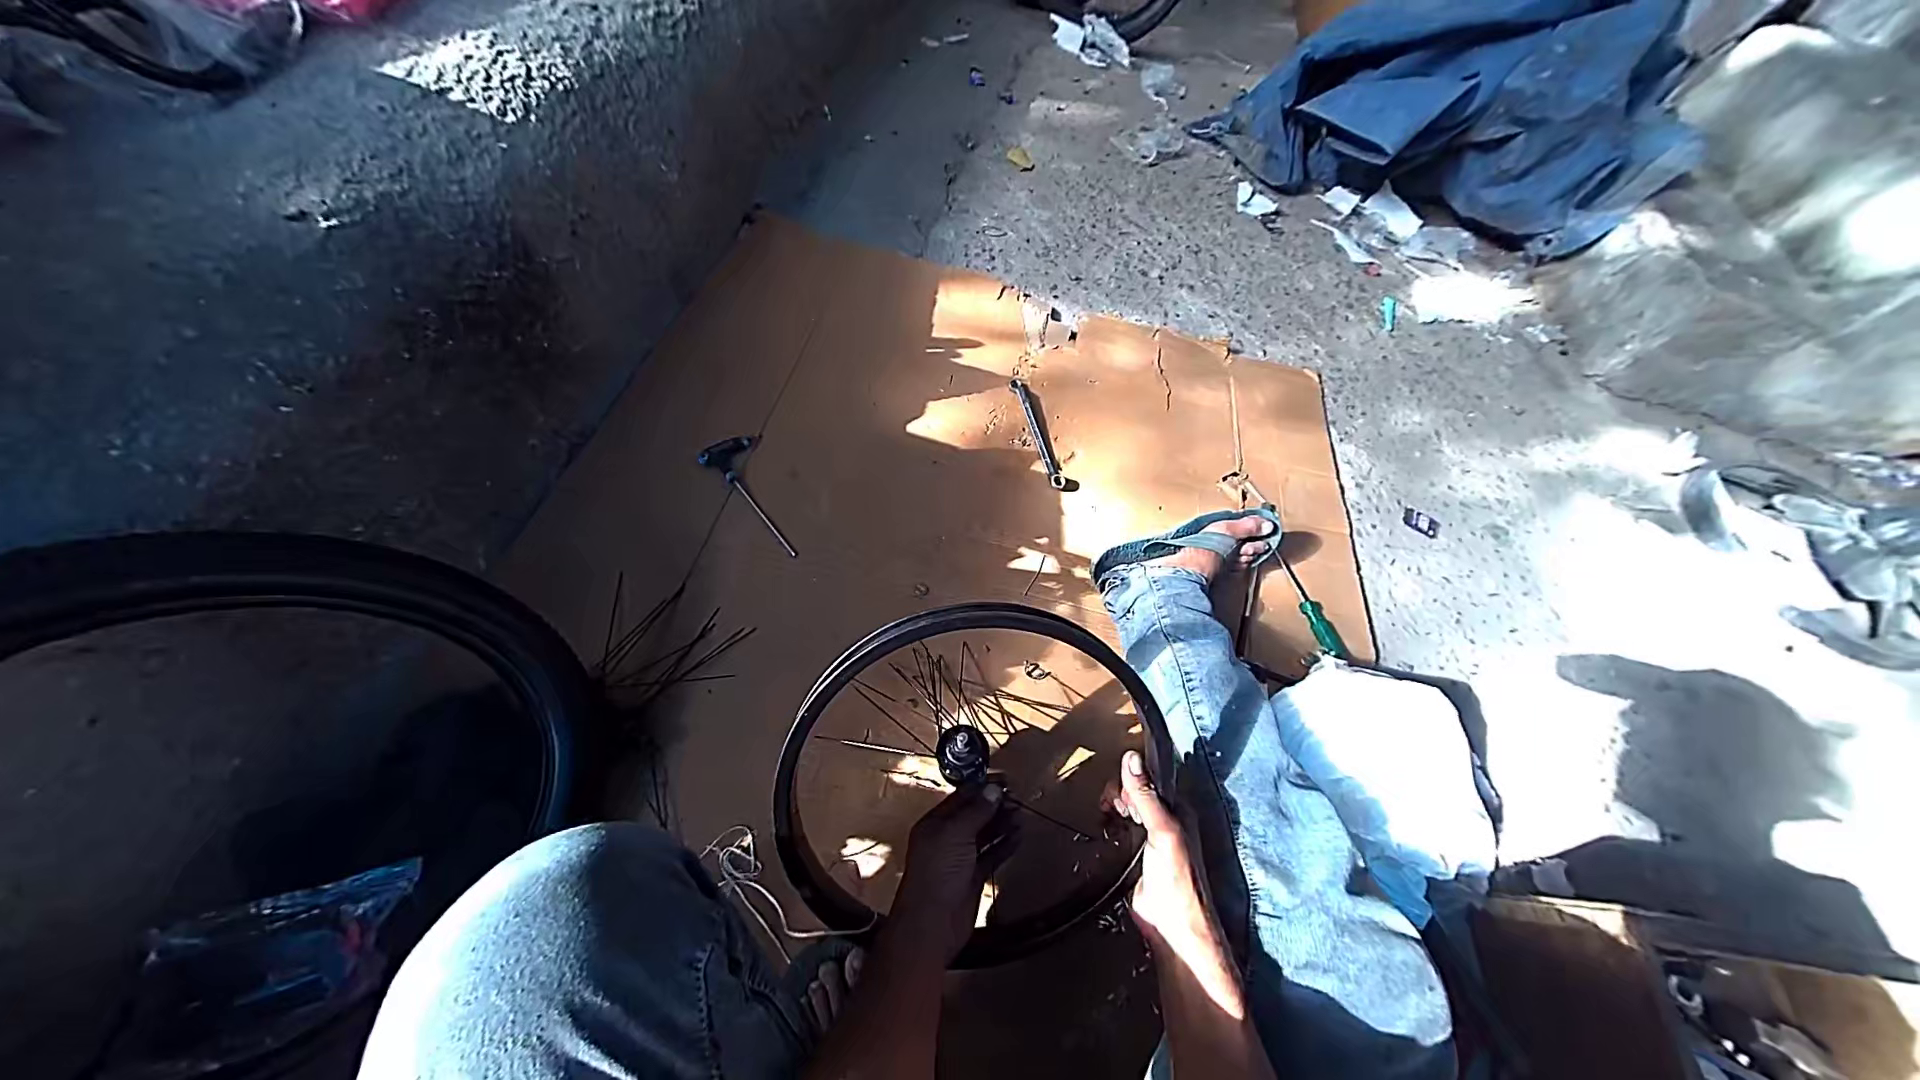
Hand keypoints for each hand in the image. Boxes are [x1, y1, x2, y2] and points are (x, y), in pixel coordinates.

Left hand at [888, 781, 1014, 964]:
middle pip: (974, 815)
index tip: (1004, 780)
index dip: (982, 788)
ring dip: (1002, 823)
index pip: (961, 798)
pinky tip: (1019, 836)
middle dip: (994, 805)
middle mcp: (947, 837)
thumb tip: (994, 789)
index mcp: (935, 823)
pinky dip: (1005, 845)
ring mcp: (960, 858)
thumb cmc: (937, 874)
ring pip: (984, 834)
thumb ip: (975, 812)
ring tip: (1021, 813)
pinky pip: (991, 855)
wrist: (932, 924)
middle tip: (1017, 797)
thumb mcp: (955, 835)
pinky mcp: (973, 876)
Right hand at [1108, 751, 1273, 1079]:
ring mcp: (1151, 838)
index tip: (1117, 781)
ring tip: (1104, 813)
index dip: (1133, 774)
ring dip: (1113, 805)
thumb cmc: (1177, 880)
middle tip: (1107, 803)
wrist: (1173, 929)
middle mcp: (1166, 820)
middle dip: (1119, 791)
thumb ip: (1146, 796)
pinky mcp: (1137, 856)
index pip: (1151, 777)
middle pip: (1136, 791)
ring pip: (1128, 807)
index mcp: (1178, 809)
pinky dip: (1110, 822)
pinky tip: (1104, 826)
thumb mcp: (1162, 830)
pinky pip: (1121, 828)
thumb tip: (1131, 758)